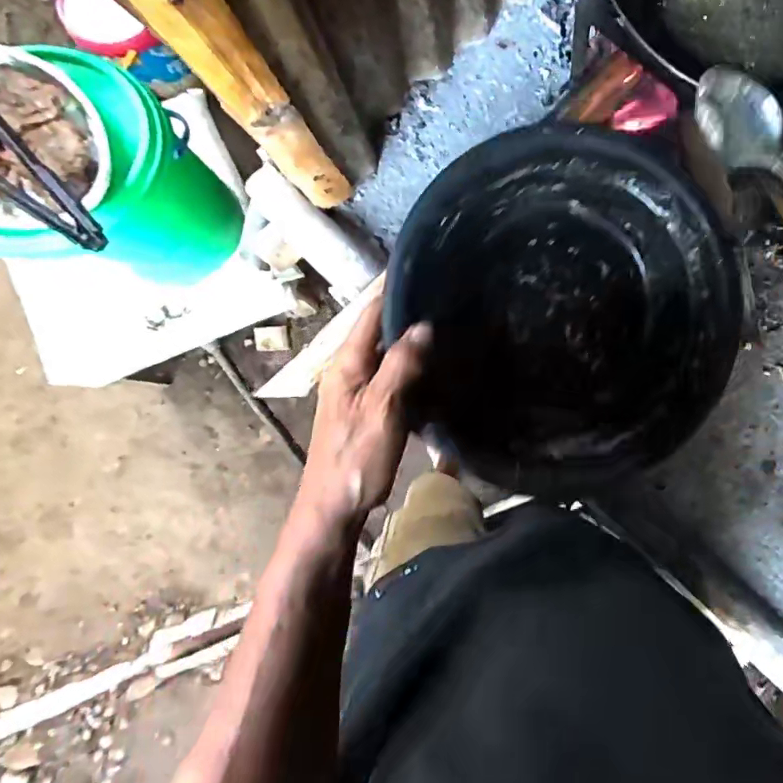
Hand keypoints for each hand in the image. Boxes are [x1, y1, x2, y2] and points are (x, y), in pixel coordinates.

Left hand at [295, 298, 430, 526]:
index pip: (371, 312)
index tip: (427, 273)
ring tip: (449, 329)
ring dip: (413, 342)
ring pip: (388, 354)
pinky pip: (392, 377)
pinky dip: (412, 369)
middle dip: (410, 315)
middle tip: (449, 302)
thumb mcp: (381, 410)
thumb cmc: (355, 460)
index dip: (395, 291)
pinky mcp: (367, 409)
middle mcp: (348, 370)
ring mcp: (357, 390)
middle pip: (379, 331)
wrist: (333, 509)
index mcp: (345, 363)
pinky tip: (436, 370)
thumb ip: (400, 365)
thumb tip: (423, 326)